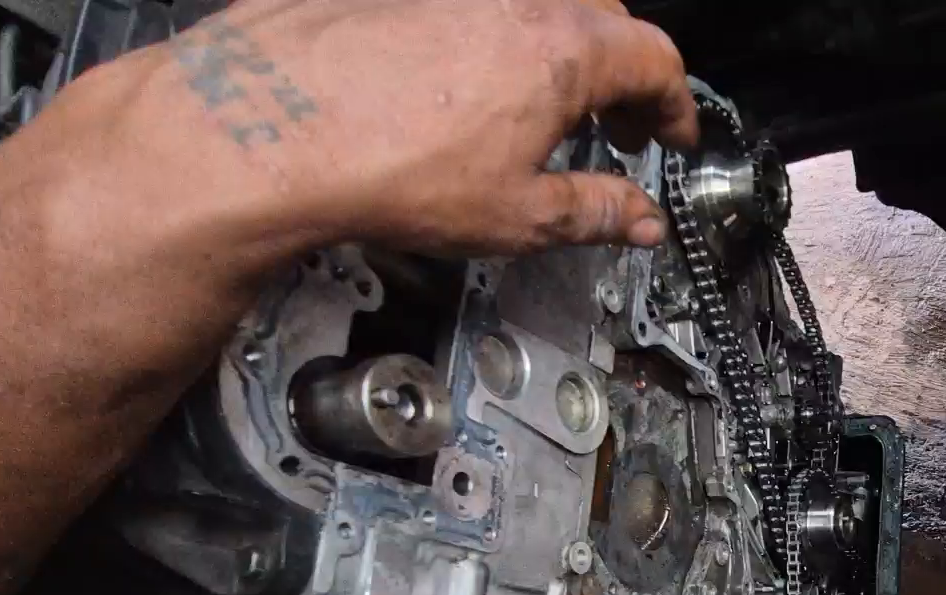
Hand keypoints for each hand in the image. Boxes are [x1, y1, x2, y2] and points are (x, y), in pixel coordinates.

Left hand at [72, 0, 699, 257]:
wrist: (269, 132)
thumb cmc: (396, 169)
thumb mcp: (526, 215)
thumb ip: (600, 212)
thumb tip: (642, 221)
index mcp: (560, 50)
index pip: (655, 59)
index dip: (677, 104)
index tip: (673, 137)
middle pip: (606, 20)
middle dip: (629, 78)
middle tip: (622, 131)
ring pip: (543, 8)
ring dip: (570, 57)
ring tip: (555, 114)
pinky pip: (483, 8)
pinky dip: (510, 44)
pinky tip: (486, 92)